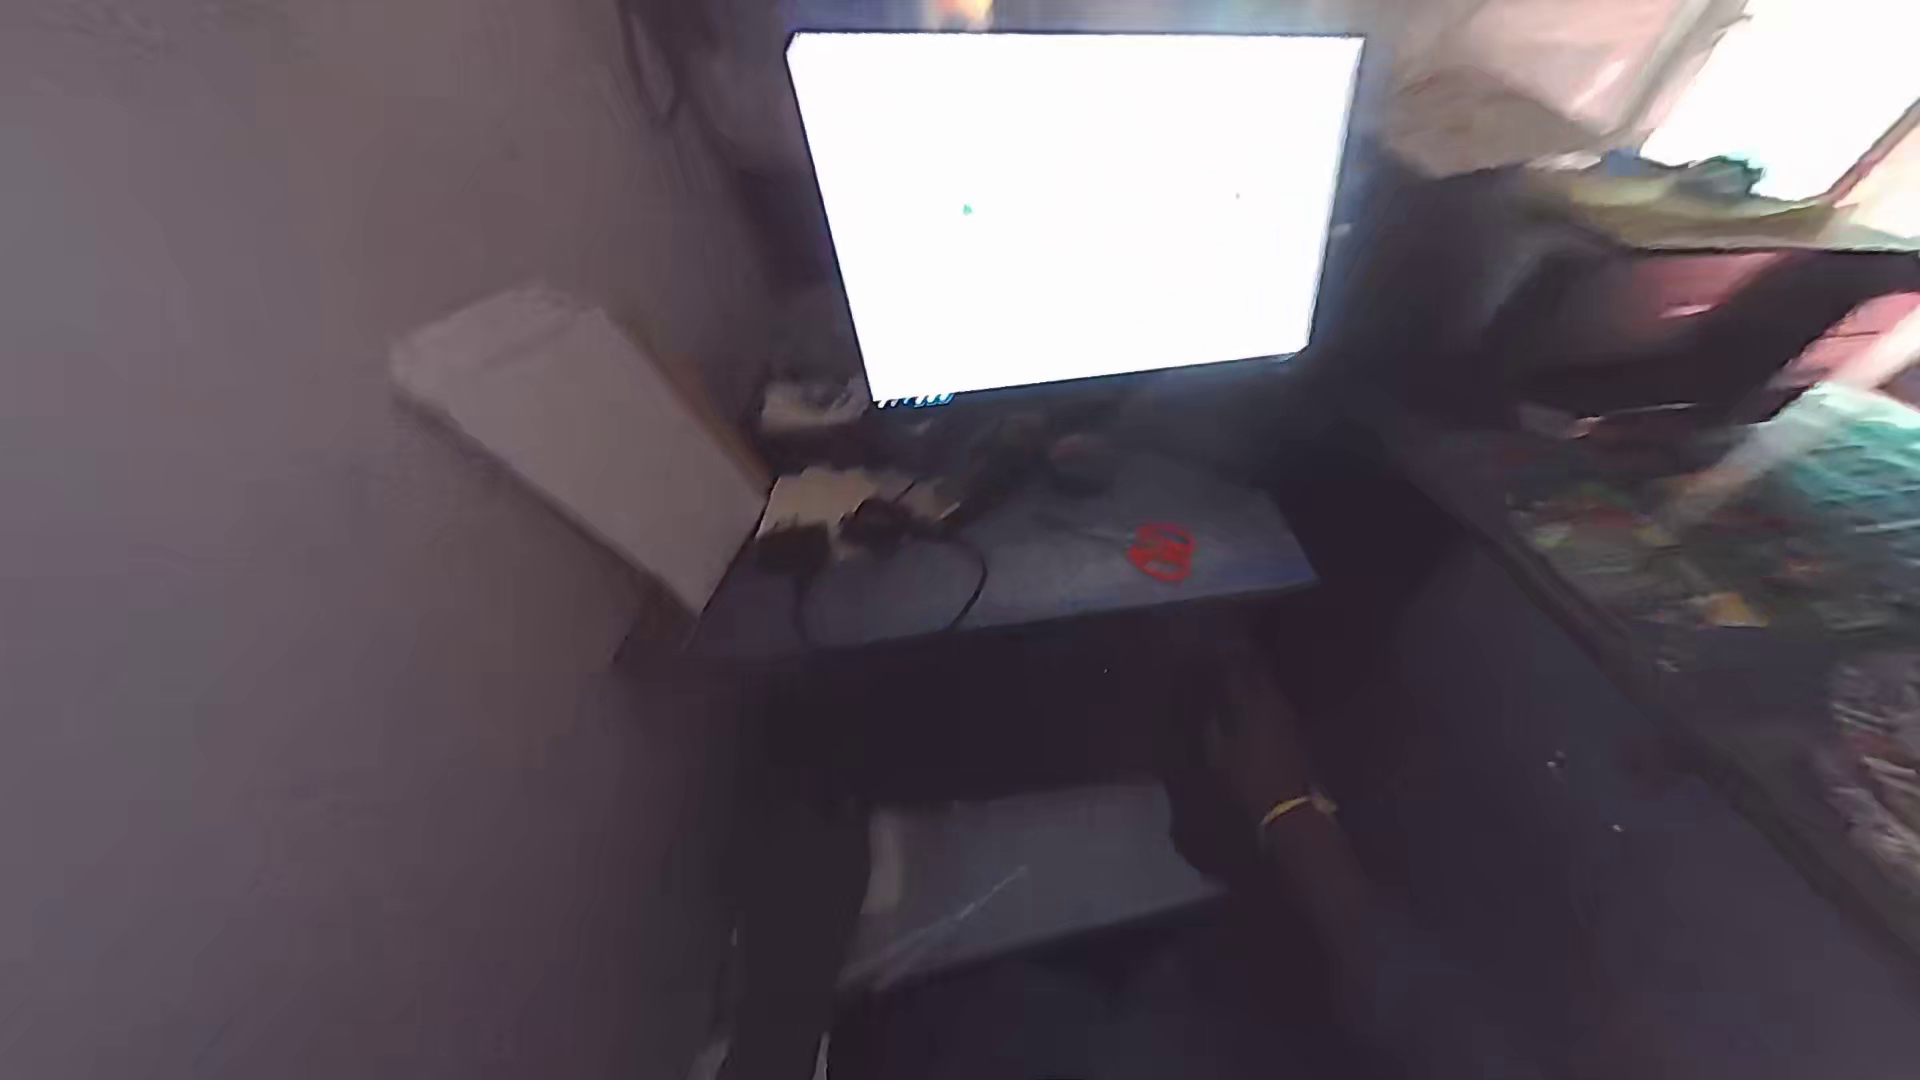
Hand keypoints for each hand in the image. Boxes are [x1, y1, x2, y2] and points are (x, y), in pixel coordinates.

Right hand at [1205, 652, 1312, 821]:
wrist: (1287, 809)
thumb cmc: (1244, 780)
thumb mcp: (1216, 752)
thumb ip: (1211, 723)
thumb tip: (1209, 705)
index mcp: (1248, 705)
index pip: (1234, 671)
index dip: (1222, 657)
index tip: (1212, 646)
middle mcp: (1270, 703)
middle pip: (1256, 671)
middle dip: (1242, 658)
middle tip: (1228, 647)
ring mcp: (1285, 715)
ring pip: (1268, 684)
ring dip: (1255, 672)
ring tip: (1240, 663)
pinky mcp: (1292, 729)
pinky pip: (1274, 698)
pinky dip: (1263, 689)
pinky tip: (1254, 692)